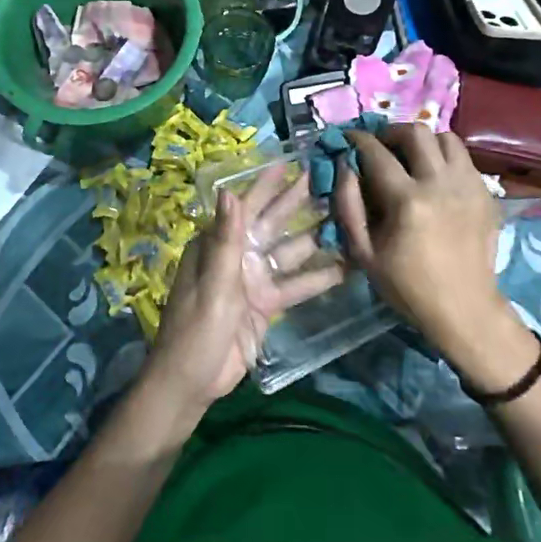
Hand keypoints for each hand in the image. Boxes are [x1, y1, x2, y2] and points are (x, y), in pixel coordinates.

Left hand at [143, 168, 345, 422]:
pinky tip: (347, 265)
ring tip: (348, 216)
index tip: (291, 161)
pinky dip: (319, 277)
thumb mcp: (212, 284)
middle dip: (298, 202)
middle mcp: (237, 255)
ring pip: (289, 251)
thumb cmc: (195, 328)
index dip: (266, 184)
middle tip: (331, 179)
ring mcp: (254, 280)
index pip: (246, 206)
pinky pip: (296, 285)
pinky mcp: (267, 305)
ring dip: (315, 236)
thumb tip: (228, 192)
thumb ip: (225, 240)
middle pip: (273, 223)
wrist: (191, 380)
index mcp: (217, 244)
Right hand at [334, 125, 537, 392]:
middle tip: (380, 146)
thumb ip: (348, 204)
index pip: (376, 152)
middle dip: (390, 132)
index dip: (357, 139)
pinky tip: (433, 178)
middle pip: (415, 132)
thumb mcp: (363, 251)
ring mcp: (469, 186)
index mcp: (408, 200)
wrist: (465, 309)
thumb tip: (343, 166)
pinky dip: (444, 158)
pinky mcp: (486, 194)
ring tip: (410, 157)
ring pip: (445, 138)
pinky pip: (464, 159)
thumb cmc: (406, 285)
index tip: (347, 137)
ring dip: (422, 141)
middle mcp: (441, 184)